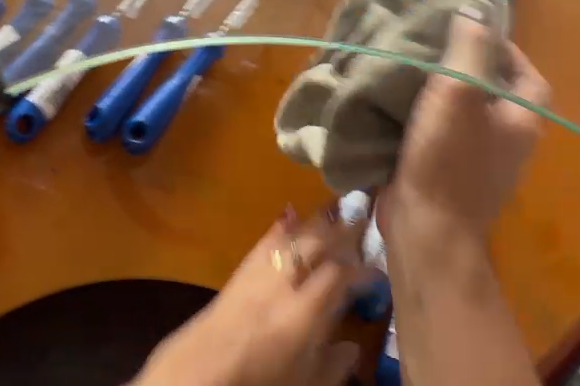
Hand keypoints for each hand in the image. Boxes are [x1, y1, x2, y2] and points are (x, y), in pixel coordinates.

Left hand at [132, 209, 364, 385]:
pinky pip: (265, 240)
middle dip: (344, 231)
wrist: (199, 374)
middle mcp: (283, 284)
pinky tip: (291, 213)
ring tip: (338, 210)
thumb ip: (332, 365)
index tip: (380, 269)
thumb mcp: (304, 384)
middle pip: (317, 245)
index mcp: (303, 314)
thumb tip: (353, 347)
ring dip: (317, 222)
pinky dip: (281, 226)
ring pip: (293, 237)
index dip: (363, 269)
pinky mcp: (240, 270)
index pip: (340, 277)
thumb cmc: (259, 382)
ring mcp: (259, 272)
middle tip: (367, 220)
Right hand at [381, 12, 549, 248]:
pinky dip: (424, 114)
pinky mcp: (448, 173)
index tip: (466, 28)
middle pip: (495, 91)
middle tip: (432, 42)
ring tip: (410, 63)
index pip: (528, 74)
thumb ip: (470, 47)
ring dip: (441, 88)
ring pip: (465, 111)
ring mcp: (478, 161)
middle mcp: (507, 140)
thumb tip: (476, 8)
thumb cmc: (448, 157)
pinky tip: (397, 100)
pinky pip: (442, 131)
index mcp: (521, 120)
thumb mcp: (459, 90)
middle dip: (467, 65)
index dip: (504, 48)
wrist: (426, 231)